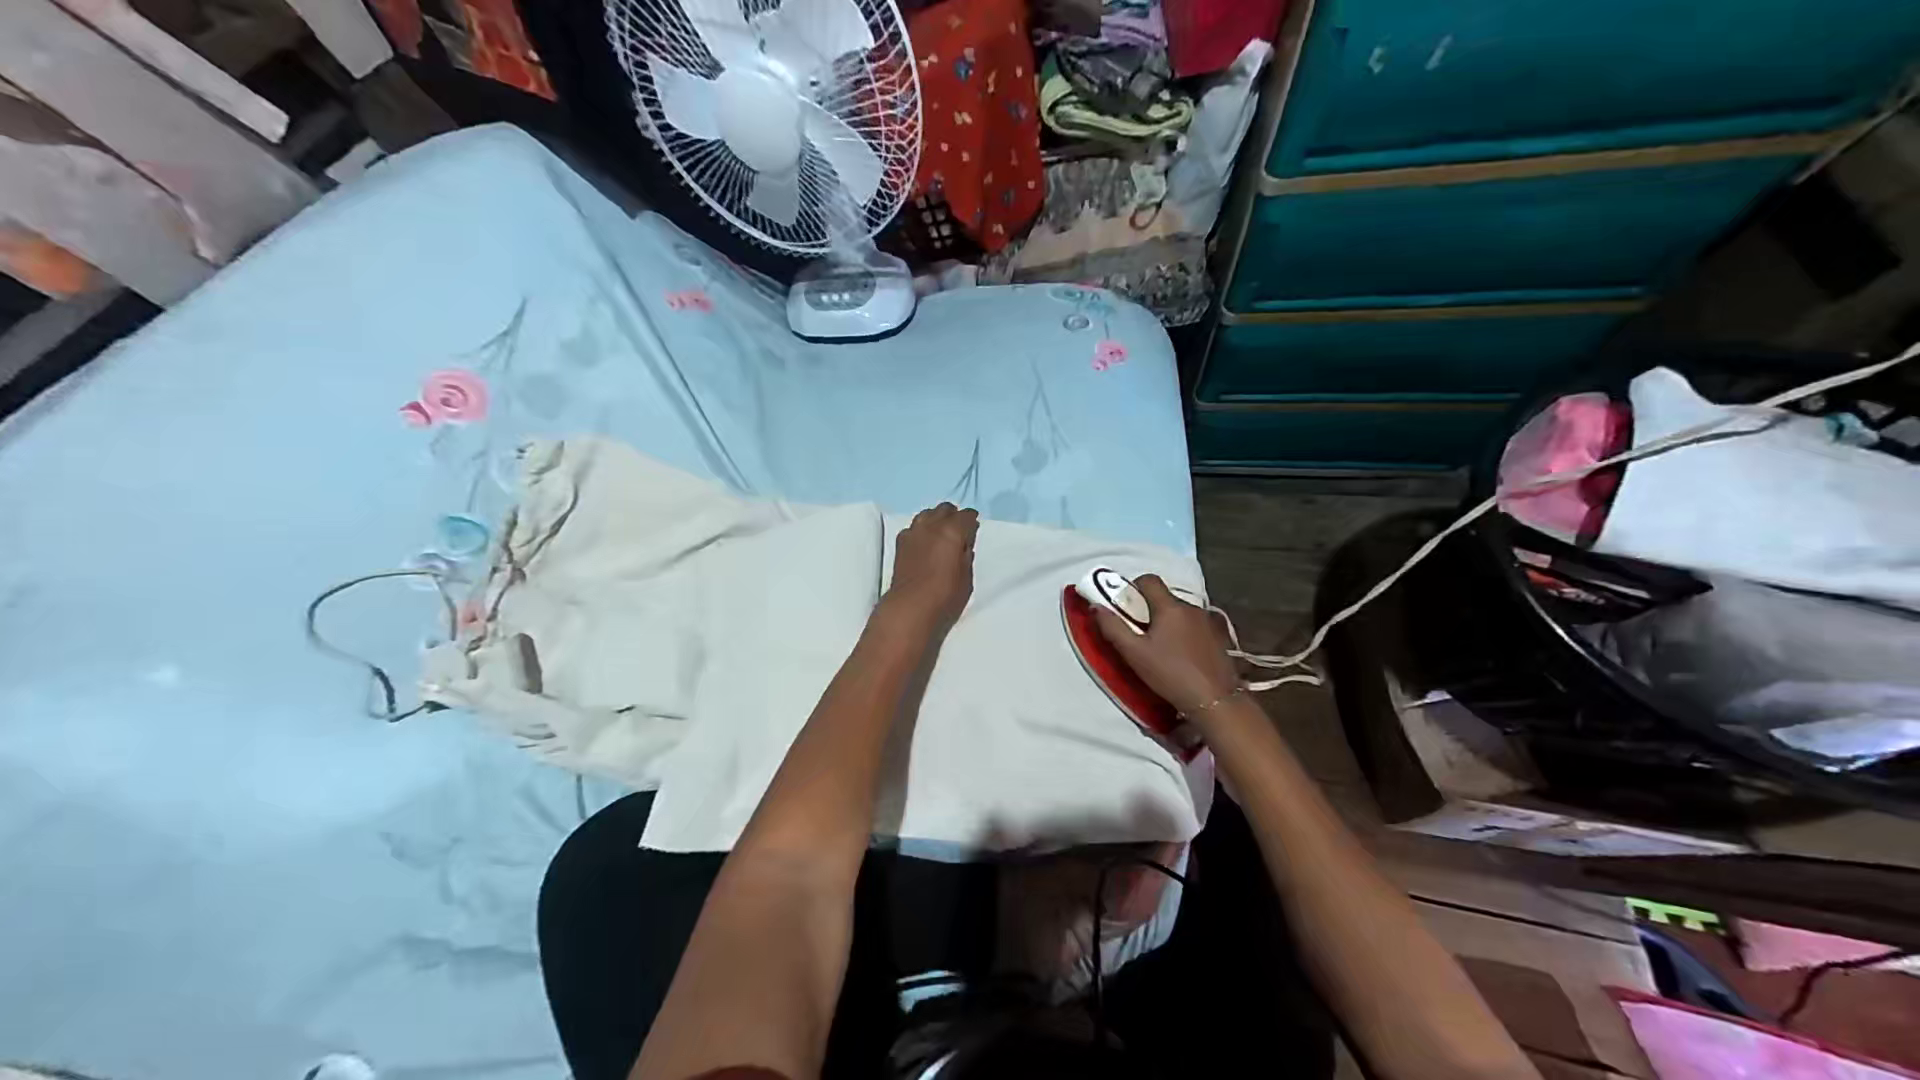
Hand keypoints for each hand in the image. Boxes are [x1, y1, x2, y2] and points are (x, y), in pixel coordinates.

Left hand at [882, 502, 978, 632]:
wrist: (911, 606)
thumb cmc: (945, 594)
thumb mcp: (967, 576)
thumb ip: (966, 554)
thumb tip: (964, 544)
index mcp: (953, 530)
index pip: (967, 515)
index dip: (972, 520)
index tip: (974, 527)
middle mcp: (932, 525)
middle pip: (945, 509)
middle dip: (954, 516)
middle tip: (959, 529)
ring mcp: (914, 532)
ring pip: (927, 514)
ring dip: (936, 519)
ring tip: (940, 533)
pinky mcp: (901, 542)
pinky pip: (914, 527)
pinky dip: (921, 530)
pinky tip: (923, 542)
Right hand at [1092, 574, 1241, 716]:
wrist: (1214, 701)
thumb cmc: (1170, 674)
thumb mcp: (1134, 653)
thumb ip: (1112, 627)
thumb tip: (1096, 606)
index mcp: (1170, 607)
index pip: (1149, 580)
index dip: (1133, 587)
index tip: (1125, 607)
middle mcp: (1192, 608)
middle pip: (1165, 597)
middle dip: (1149, 608)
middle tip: (1138, 632)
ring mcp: (1209, 622)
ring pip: (1181, 612)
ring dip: (1168, 621)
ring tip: (1160, 646)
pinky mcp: (1220, 637)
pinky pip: (1195, 625)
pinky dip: (1184, 632)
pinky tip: (1181, 655)